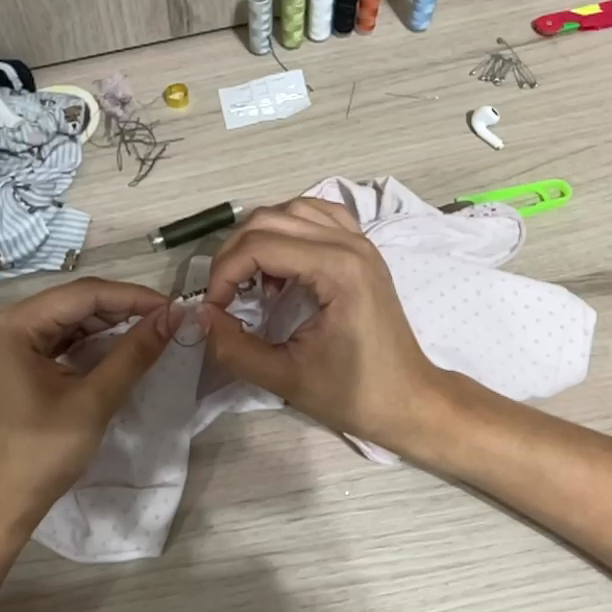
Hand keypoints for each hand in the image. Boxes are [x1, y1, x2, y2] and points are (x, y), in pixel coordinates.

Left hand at [0, 278, 173, 535]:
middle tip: (168, 319)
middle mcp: (12, 323)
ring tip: (153, 329)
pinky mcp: (23, 362)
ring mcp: (15, 343)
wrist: (1, 504)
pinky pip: (65, 338)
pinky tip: (123, 345)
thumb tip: (173, 316)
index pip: (84, 294)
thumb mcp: (93, 400)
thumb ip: (133, 354)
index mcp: (18, 324)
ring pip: (73, 318)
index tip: (174, 307)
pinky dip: (95, 340)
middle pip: (77, 301)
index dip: (132, 297)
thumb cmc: (41, 453)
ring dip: (112, 323)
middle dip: (123, 307)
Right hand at [200, 198, 463, 455]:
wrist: (411, 401)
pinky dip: (288, 229)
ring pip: (289, 210)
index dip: (223, 274)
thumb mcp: (286, 378)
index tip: (214, 310)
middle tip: (224, 296)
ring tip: (253, 281)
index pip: (258, 246)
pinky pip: (316, 216)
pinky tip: (282, 263)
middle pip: (267, 220)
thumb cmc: (356, 394)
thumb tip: (200, 317)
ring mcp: (359, 241)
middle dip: (233, 254)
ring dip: (259, 239)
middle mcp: (349, 243)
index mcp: (337, 269)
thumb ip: (235, 347)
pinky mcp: (362, 248)